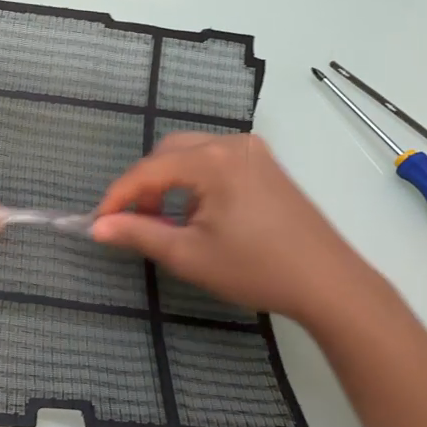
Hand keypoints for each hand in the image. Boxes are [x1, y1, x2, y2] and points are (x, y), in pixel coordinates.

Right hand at [90, 133, 389, 323]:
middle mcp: (232, 144)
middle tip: (133, 222)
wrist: (329, 283)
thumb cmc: (255, 269)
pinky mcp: (268, 166)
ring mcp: (254, 152)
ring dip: (170, 183)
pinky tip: (198, 214)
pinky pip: (216, 161)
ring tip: (165, 222)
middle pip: (168, 153)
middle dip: (144, 186)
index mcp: (211, 160)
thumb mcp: (189, 255)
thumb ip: (138, 234)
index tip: (97, 223)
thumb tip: (97, 227)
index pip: (147, 170)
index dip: (117, 197)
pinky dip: (195, 181)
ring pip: (192, 155)